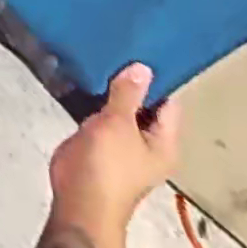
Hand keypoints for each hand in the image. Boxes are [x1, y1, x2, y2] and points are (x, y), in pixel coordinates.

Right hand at [46, 63, 181, 234]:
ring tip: (95, 59)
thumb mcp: (118, 124)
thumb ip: (127, 95)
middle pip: (143, 106)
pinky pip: (100, 117)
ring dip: (109, 92)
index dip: (156, 80)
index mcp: (165, 143)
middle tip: (113, 50)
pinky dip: (93, 102)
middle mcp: (149, 143)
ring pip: (119, 111)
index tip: (139, 52)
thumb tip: (142, 67)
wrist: (80, 197)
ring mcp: (122, 143)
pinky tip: (78, 83)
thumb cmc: (108, 163)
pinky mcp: (98, 143)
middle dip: (129, 83)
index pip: (168, 104)